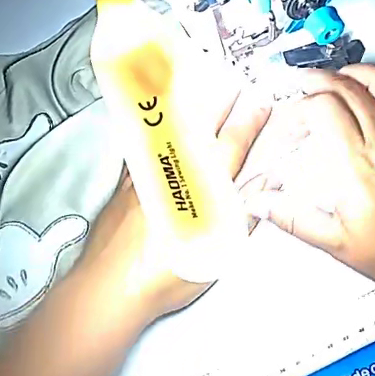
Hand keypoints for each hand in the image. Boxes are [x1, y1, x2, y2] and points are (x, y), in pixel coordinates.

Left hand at [76, 87, 270, 325]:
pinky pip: (138, 149)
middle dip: (220, 105)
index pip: (232, 147)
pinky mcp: (125, 187)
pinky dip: (146, 131)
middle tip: (231, 86)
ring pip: (169, 133)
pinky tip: (146, 123)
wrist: (110, 288)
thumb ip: (243, 215)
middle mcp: (174, 178)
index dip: (249, 123)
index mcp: (201, 192)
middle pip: (201, 131)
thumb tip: (264, 188)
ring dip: (185, 109)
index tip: (260, 106)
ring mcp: (147, 178)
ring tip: (193, 89)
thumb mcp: (216, 253)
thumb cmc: (160, 277)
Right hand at [243, 65, 374, 301]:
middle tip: (300, 86)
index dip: (298, 108)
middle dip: (318, 79)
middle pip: (349, 87)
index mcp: (361, 163)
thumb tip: (263, 204)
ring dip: (358, 71)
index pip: (323, 108)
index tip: (288, 126)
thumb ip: (298, 220)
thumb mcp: (343, 245)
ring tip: (340, 76)